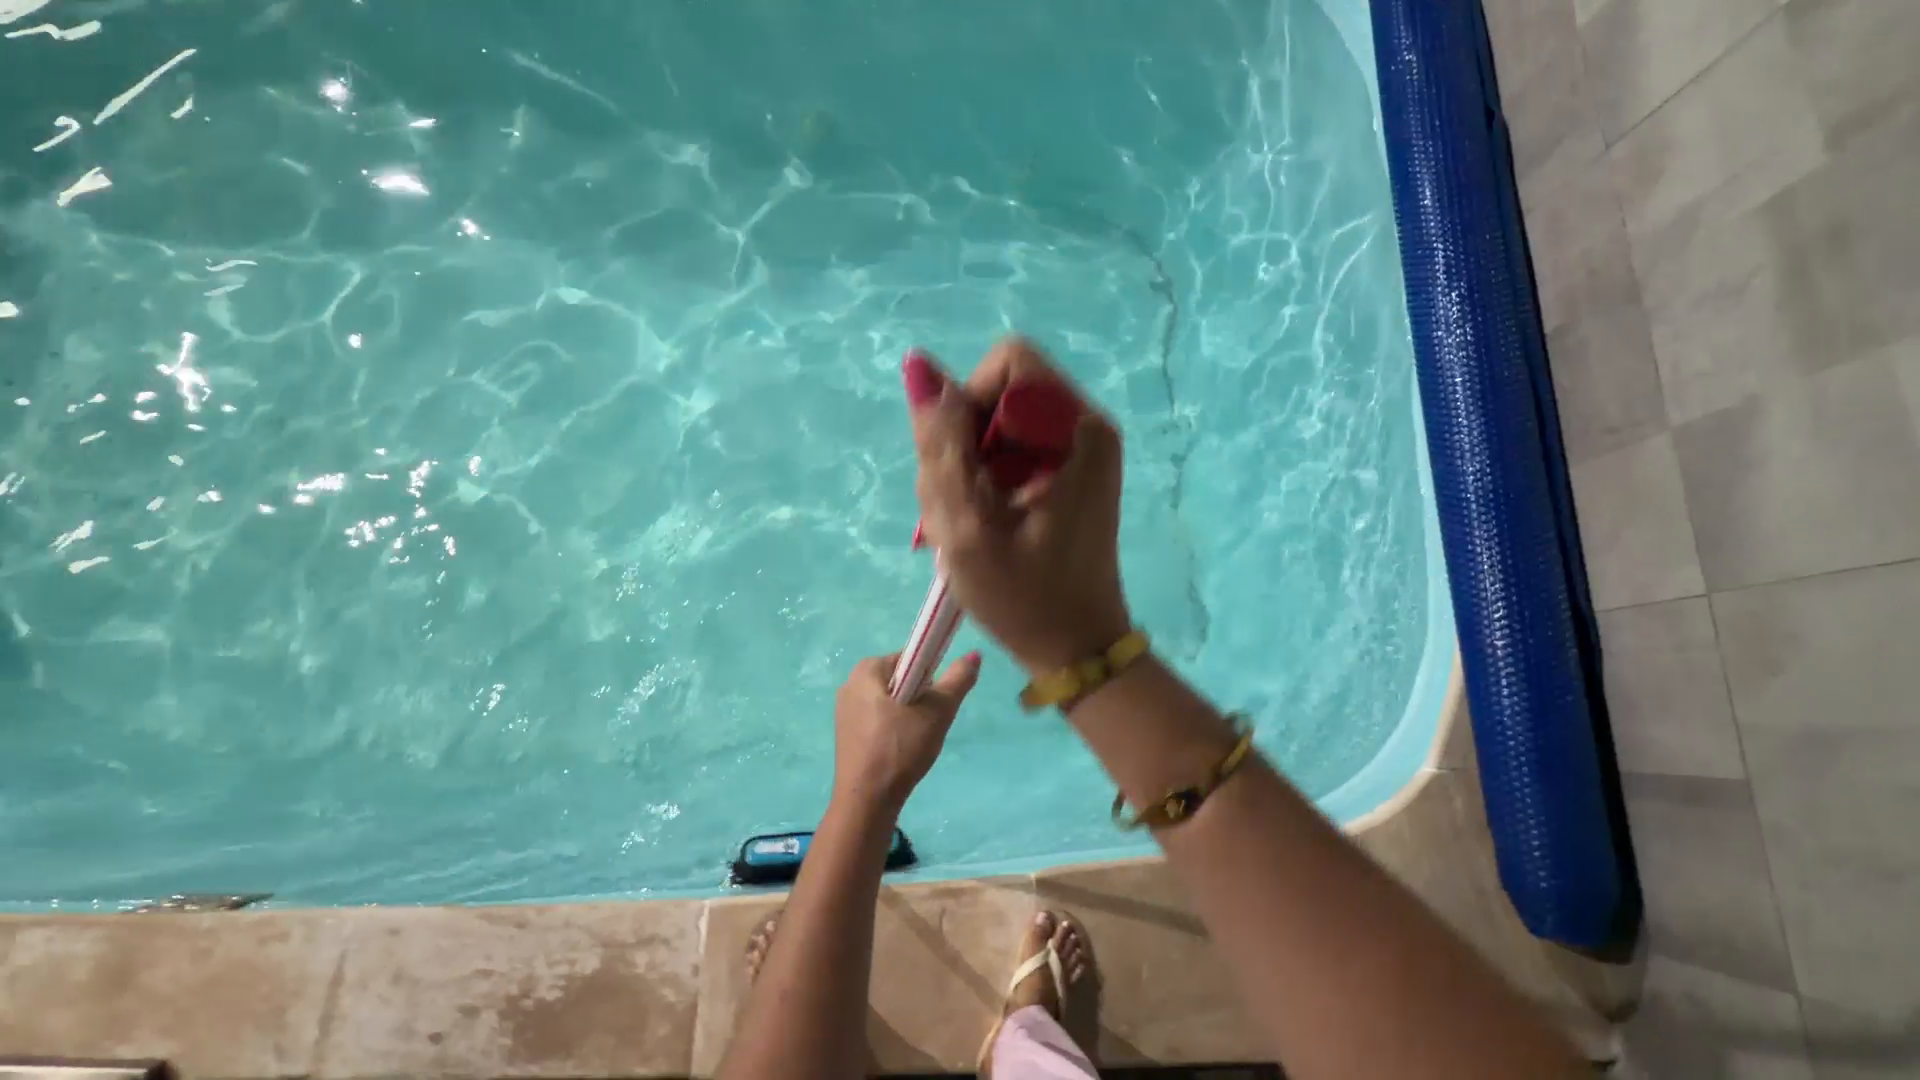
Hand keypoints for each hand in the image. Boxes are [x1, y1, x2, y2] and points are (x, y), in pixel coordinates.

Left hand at [832, 651, 981, 811]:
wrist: (867, 799)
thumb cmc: (901, 747)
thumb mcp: (937, 711)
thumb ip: (958, 680)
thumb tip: (975, 653)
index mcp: (866, 670)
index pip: (910, 658)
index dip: (931, 677)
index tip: (936, 702)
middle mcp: (850, 683)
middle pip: (901, 680)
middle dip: (920, 698)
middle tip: (929, 723)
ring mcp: (844, 710)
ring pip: (891, 702)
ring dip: (908, 716)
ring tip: (915, 740)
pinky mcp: (846, 734)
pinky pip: (878, 720)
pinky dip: (893, 730)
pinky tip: (900, 751)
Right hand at [905, 337, 1132, 674]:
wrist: (1075, 647)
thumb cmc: (1022, 598)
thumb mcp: (965, 525)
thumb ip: (941, 443)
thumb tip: (919, 365)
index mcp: (1077, 429)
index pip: (1006, 367)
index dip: (968, 406)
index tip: (963, 468)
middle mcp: (1086, 424)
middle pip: (999, 394)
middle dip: (963, 445)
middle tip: (961, 509)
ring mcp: (1080, 447)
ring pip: (996, 424)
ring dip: (967, 469)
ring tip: (970, 525)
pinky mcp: (1070, 469)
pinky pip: (1010, 449)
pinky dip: (984, 481)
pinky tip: (983, 525)